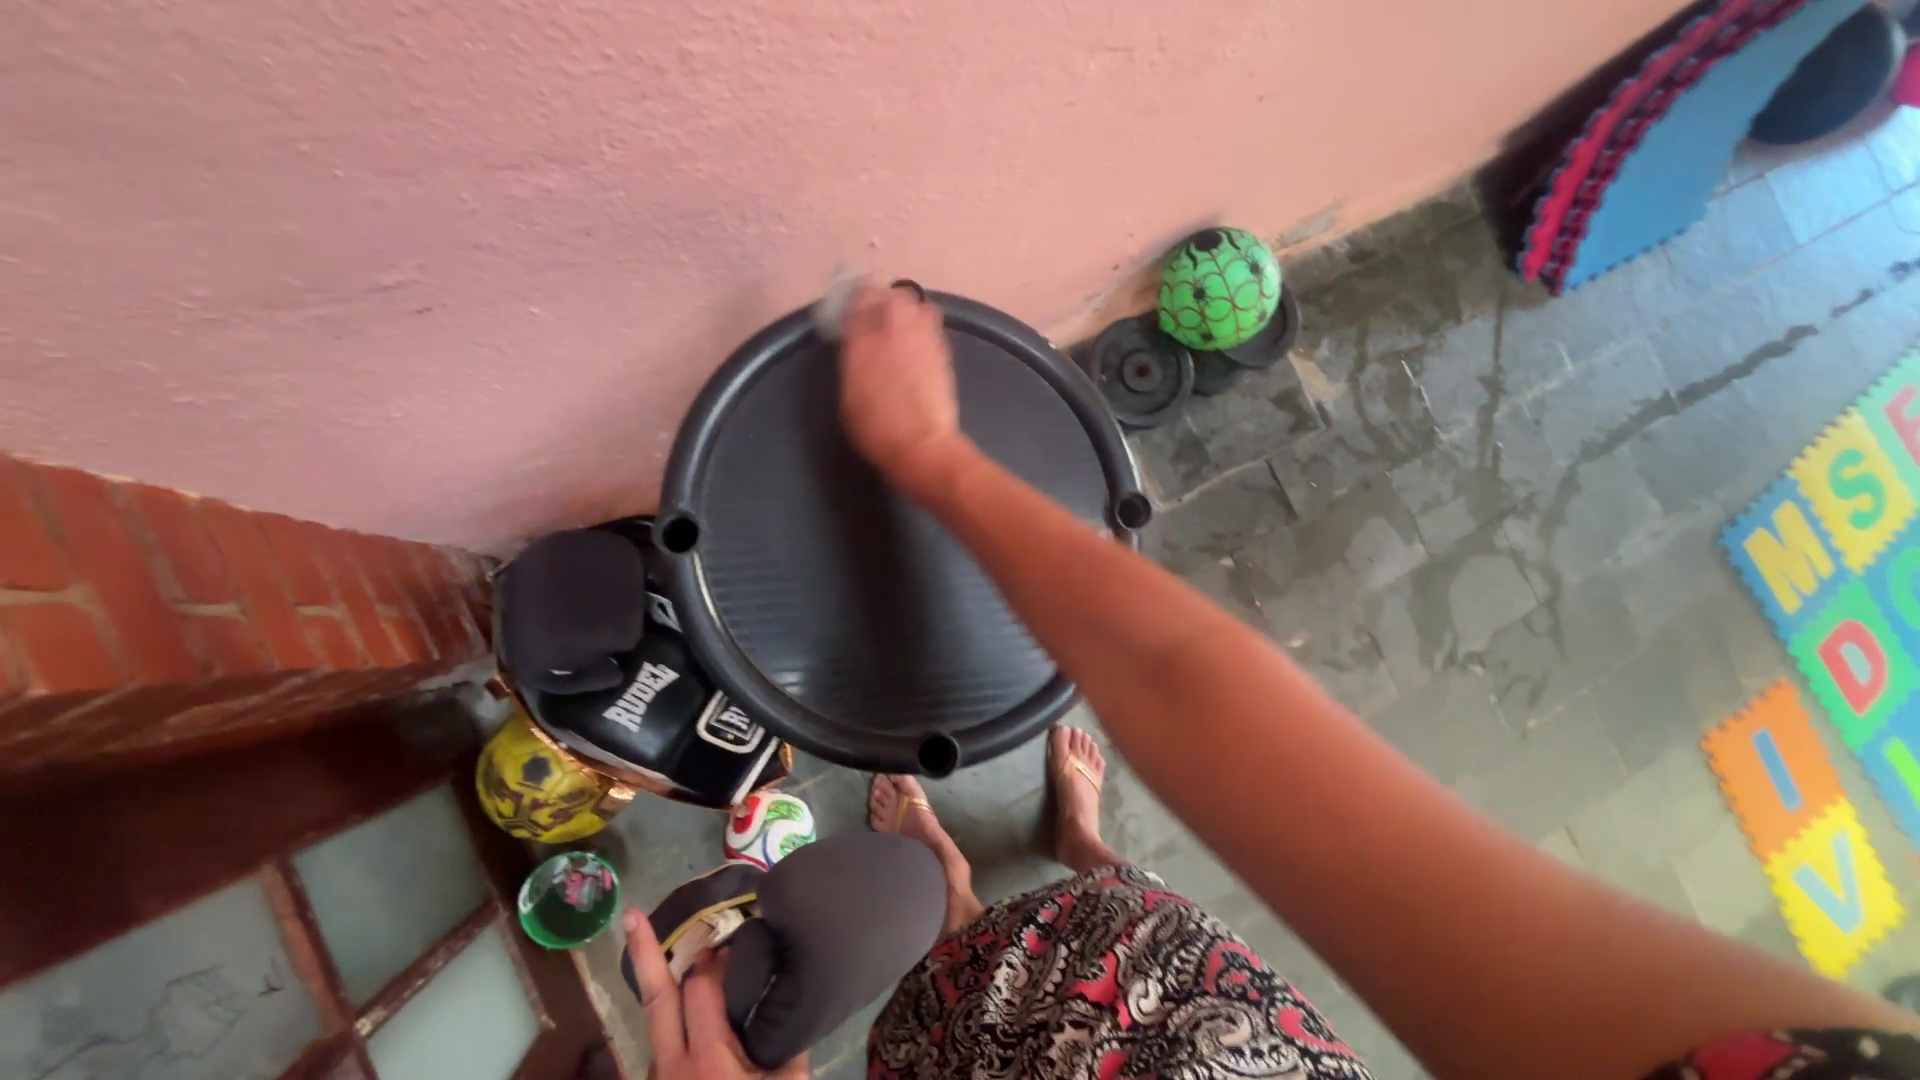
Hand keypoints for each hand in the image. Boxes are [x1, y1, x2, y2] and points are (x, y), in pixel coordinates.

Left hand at [621, 909, 807, 1079]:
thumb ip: (789, 1040)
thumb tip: (789, 995)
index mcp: (708, 1058)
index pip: (703, 987)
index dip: (720, 958)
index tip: (739, 941)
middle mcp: (672, 1067)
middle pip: (655, 998)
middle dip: (644, 952)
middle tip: (631, 912)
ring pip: (656, 1021)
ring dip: (660, 981)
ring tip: (657, 942)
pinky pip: (665, 1043)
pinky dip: (674, 1013)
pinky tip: (685, 998)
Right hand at [837, 283, 968, 494]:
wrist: (921, 445)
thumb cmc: (876, 430)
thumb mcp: (849, 396)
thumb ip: (853, 361)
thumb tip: (856, 345)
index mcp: (863, 342)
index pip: (859, 300)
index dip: (856, 299)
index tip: (853, 306)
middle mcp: (894, 332)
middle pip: (891, 295)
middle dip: (884, 298)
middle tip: (878, 311)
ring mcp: (922, 339)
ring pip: (917, 304)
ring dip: (908, 308)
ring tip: (902, 323)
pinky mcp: (943, 352)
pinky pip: (933, 324)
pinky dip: (924, 326)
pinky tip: (918, 342)